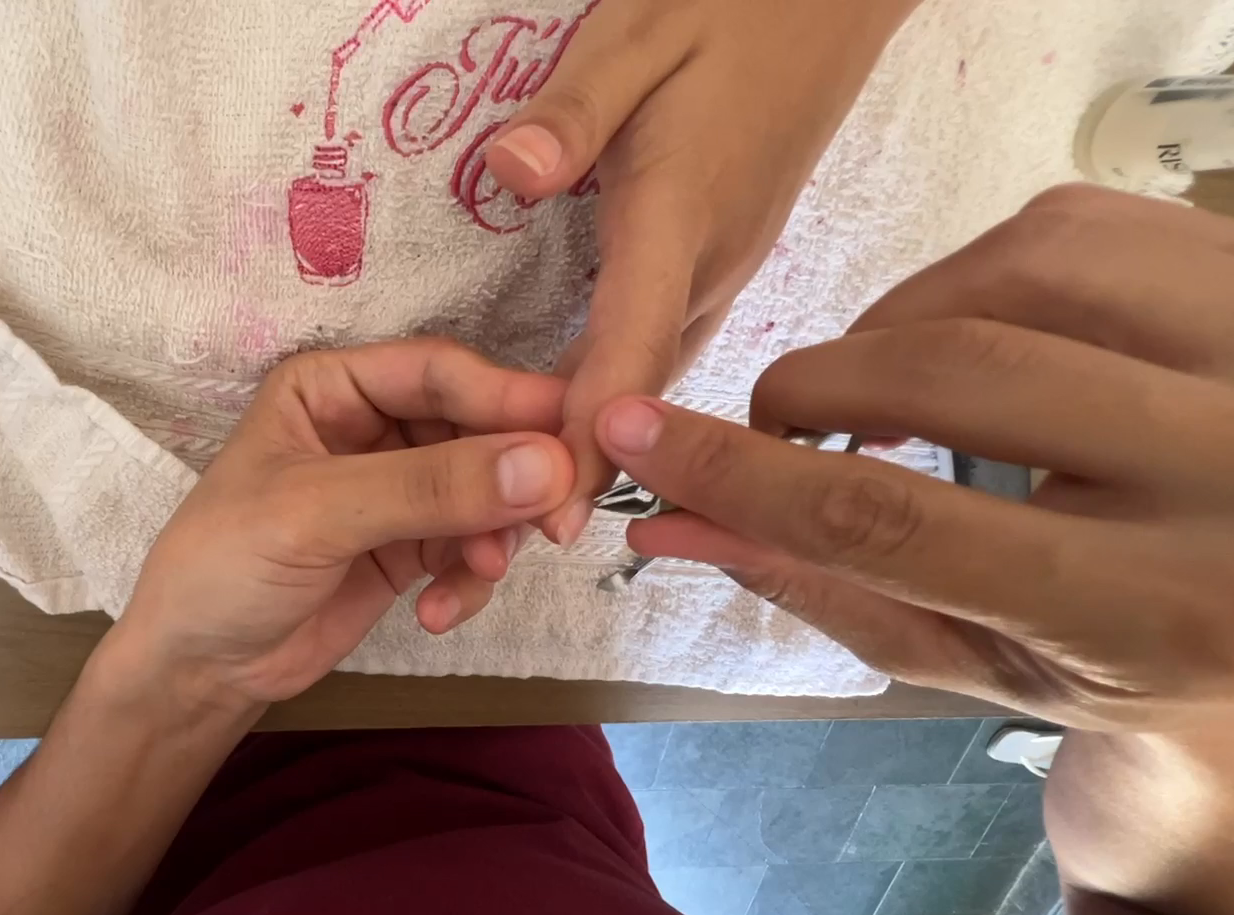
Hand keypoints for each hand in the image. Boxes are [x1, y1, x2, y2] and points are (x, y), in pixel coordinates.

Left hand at [107, 339, 573, 708]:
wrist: (202, 666)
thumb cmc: (226, 566)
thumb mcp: (316, 515)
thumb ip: (428, 488)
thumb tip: (547, 464)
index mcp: (334, 388)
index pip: (441, 373)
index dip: (507, 400)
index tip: (570, 442)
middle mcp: (373, 428)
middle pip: (476, 430)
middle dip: (514, 479)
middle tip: (556, 525)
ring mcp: (397, 492)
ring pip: (485, 493)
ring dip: (495, 536)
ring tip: (478, 575)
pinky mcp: (410, 549)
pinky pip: (469, 549)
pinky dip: (468, 580)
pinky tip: (436, 615)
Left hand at [486, 0, 919, 542]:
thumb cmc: (725, 3)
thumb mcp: (632, 34)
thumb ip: (571, 111)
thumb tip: (507, 173)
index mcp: (677, 223)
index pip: (629, 354)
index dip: (592, 441)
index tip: (553, 521)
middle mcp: (707, 274)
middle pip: (642, 395)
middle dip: (583, 471)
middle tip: (519, 541)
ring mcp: (720, 278)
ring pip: (655, 388)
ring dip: (606, 451)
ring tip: (541, 512)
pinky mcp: (717, 272)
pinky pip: (662, 359)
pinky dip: (623, 408)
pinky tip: (589, 436)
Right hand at [590, 185, 1233, 732]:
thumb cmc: (1110, 659)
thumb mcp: (954, 653)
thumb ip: (805, 583)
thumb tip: (662, 524)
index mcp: (1156, 615)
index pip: (885, 521)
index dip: (737, 473)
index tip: (631, 432)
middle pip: (945, 373)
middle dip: (808, 389)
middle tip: (778, 426)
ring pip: (1010, 271)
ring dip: (888, 327)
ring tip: (881, 390)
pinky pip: (1074, 225)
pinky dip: (965, 275)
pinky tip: (969, 336)